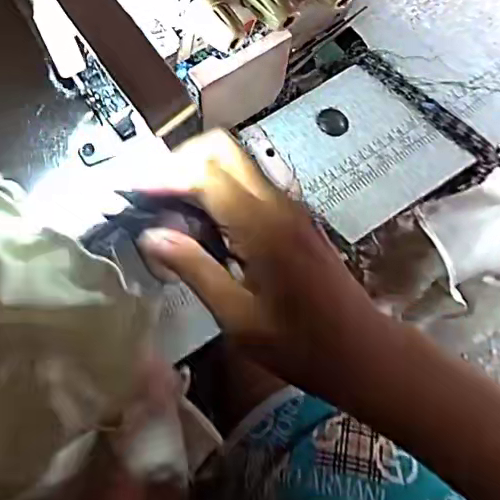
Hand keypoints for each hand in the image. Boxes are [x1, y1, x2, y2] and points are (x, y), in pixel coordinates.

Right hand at [136, 131, 399, 401]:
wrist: (364, 350)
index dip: (166, 177)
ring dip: (197, 171)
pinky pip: (245, 180)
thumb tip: (150, 235)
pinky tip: (201, 221)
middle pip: (221, 148)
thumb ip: (194, 269)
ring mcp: (287, 202)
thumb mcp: (239, 318)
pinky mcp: (290, 211)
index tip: (136, 194)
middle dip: (180, 162)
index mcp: (263, 226)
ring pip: (233, 159)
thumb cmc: (302, 344)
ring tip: (170, 207)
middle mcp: (277, 201)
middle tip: (153, 196)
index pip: (206, 174)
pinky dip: (216, 185)